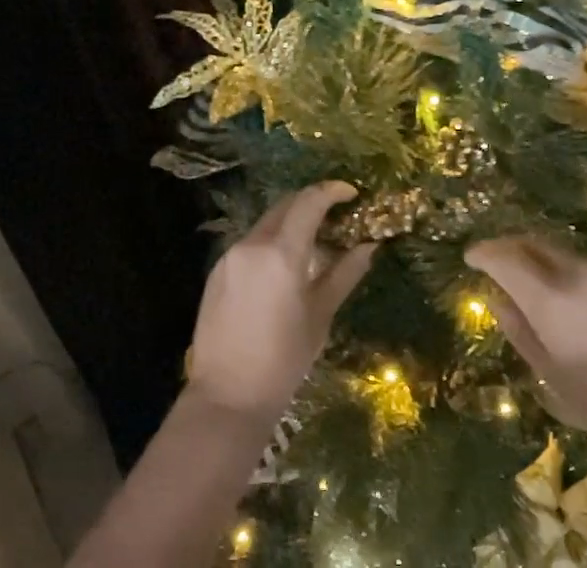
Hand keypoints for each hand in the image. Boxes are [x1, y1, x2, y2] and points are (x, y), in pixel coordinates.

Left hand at [186, 181, 376, 420]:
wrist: (228, 395)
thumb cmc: (284, 359)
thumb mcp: (320, 315)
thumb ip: (344, 274)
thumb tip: (369, 246)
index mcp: (281, 253)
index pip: (309, 202)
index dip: (332, 191)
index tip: (352, 194)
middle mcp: (252, 244)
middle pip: (285, 206)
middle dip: (311, 203)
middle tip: (337, 216)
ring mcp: (230, 257)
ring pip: (265, 225)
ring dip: (290, 224)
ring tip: (313, 244)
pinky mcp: (217, 272)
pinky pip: (249, 245)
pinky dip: (270, 244)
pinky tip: (284, 268)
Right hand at [465, 237, 586, 451]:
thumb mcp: (556, 379)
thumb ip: (520, 331)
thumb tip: (497, 298)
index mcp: (552, 300)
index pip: (505, 257)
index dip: (485, 253)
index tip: (474, 256)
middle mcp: (584, 270)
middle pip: (539, 244)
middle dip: (518, 251)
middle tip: (508, 266)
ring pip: (579, 261)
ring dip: (566, 275)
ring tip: (578, 312)